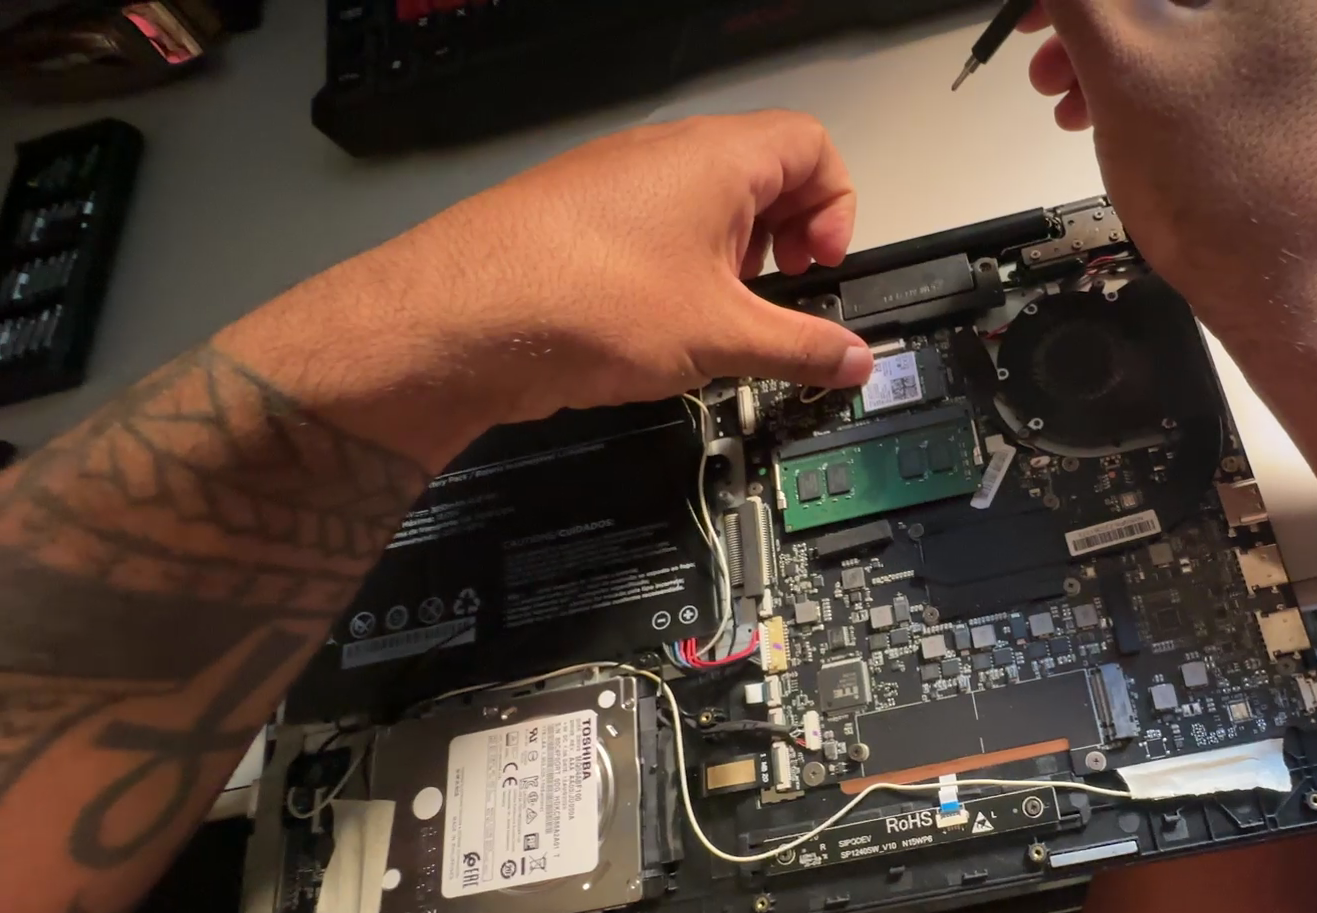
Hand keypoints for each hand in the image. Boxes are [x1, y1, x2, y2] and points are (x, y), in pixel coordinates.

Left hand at [221, 111, 874, 463]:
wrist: (459, 323)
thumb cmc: (590, 304)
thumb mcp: (723, 336)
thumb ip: (805, 348)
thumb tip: (857, 362)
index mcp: (718, 160)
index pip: (813, 147)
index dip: (837, 208)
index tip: (820, 268)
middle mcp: (670, 155)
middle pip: (769, 173)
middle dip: (792, 237)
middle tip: (782, 294)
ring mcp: (626, 183)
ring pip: (717, 204)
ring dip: (743, 258)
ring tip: (728, 314)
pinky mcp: (593, 219)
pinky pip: (669, 226)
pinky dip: (695, 267)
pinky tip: (676, 319)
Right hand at [1020, 1, 1316, 348]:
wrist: (1297, 288)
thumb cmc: (1229, 185)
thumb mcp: (1127, 71)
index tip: (1038, 11)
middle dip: (1099, 16)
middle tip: (1044, 54)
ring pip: (1194, 16)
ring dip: (1118, 48)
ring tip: (1065, 98)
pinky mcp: (1304, 80)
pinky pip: (1217, 52)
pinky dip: (1159, 73)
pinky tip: (1112, 110)